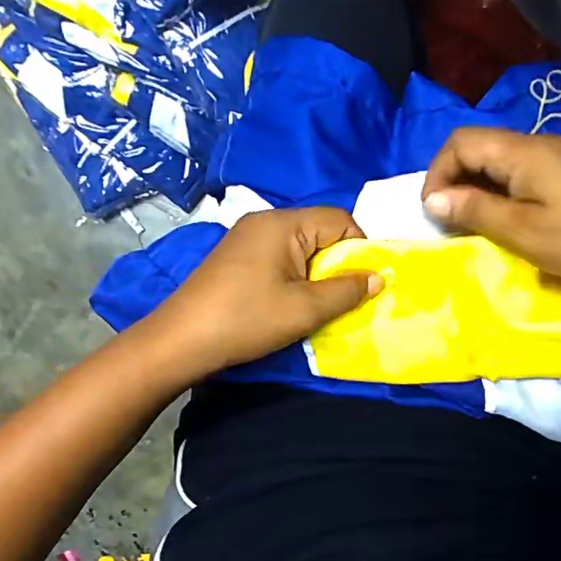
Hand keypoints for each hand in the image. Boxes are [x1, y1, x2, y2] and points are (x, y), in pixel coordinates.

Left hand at [143, 207, 382, 374]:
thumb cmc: (246, 320)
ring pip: (299, 249)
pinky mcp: (234, 259)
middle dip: (336, 265)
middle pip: (319, 232)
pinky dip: (291, 279)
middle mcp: (263, 222)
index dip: (359, 249)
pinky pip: (277, 260)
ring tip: (313, 307)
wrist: (181, 341)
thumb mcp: (305, 309)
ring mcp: (245, 239)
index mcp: (283, 223)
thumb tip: (379, 277)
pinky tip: (286, 306)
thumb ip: (347, 291)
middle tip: (338, 300)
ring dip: (314, 276)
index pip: (340, 220)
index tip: (361, 284)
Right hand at [420, 126, 560, 289]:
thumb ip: (474, 210)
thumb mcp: (520, 230)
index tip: (434, 211)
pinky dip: (498, 191)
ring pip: (497, 160)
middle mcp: (535, 144)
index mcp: (521, 152)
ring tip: (473, 223)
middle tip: (449, 219)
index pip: (460, 142)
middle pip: (477, 146)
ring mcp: (554, 156)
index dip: (437, 173)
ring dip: (475, 187)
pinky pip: (517, 172)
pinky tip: (505, 218)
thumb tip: (433, 200)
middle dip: (452, 179)